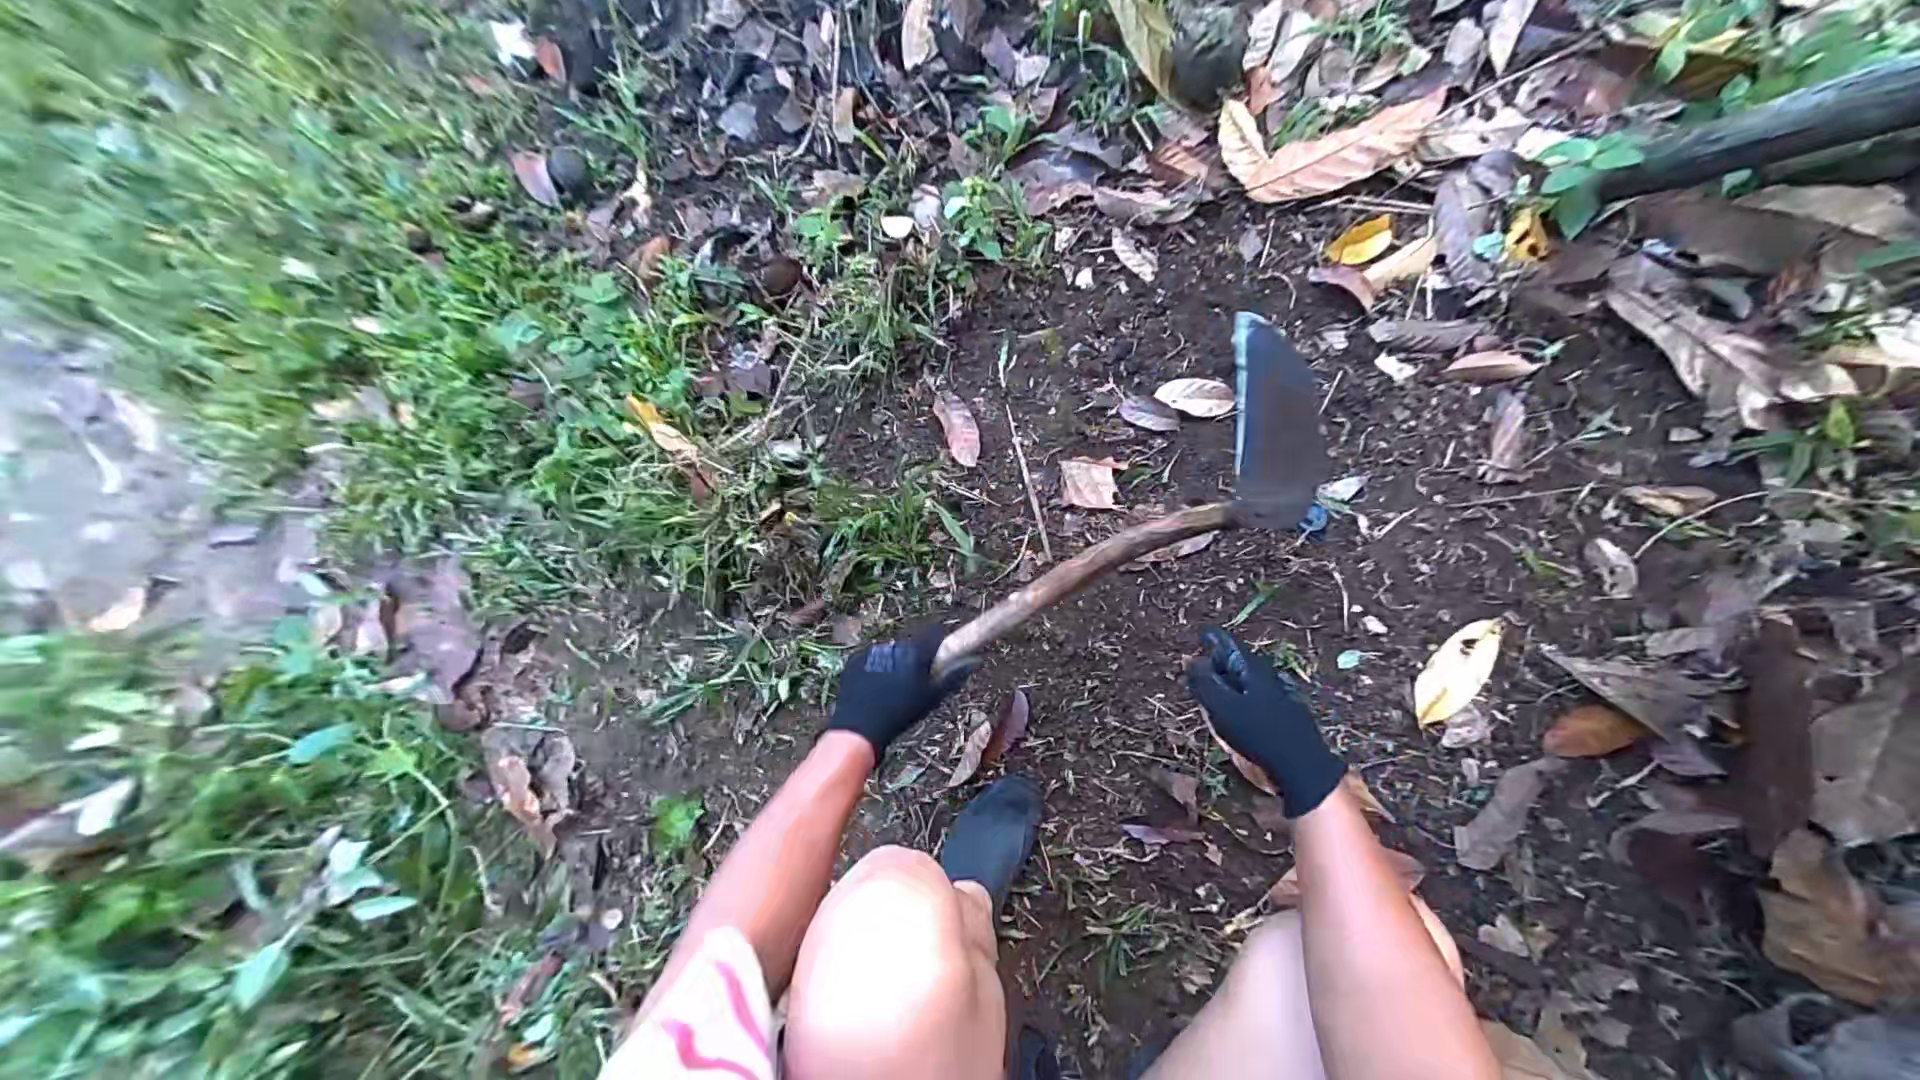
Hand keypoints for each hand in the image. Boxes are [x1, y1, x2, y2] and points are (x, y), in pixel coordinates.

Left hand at [826, 628, 976, 757]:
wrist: (859, 730)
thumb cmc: (900, 715)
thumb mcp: (931, 698)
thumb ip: (952, 676)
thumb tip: (974, 660)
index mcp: (915, 652)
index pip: (935, 635)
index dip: (940, 646)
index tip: (942, 658)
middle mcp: (893, 646)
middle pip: (912, 644)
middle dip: (916, 657)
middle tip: (916, 681)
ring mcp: (872, 652)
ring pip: (891, 652)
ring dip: (896, 663)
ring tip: (892, 689)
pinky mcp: (855, 659)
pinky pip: (871, 659)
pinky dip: (875, 669)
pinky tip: (875, 689)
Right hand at [1187, 626, 1345, 817]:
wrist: (1301, 769)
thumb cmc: (1257, 734)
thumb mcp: (1221, 706)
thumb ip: (1202, 681)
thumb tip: (1188, 658)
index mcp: (1252, 670)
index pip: (1228, 644)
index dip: (1212, 639)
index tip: (1199, 635)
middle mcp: (1267, 678)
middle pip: (1237, 663)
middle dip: (1218, 662)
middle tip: (1201, 666)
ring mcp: (1279, 697)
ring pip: (1247, 682)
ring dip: (1229, 683)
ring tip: (1214, 692)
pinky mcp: (1285, 716)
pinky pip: (1255, 700)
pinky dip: (1240, 701)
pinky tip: (1235, 715)